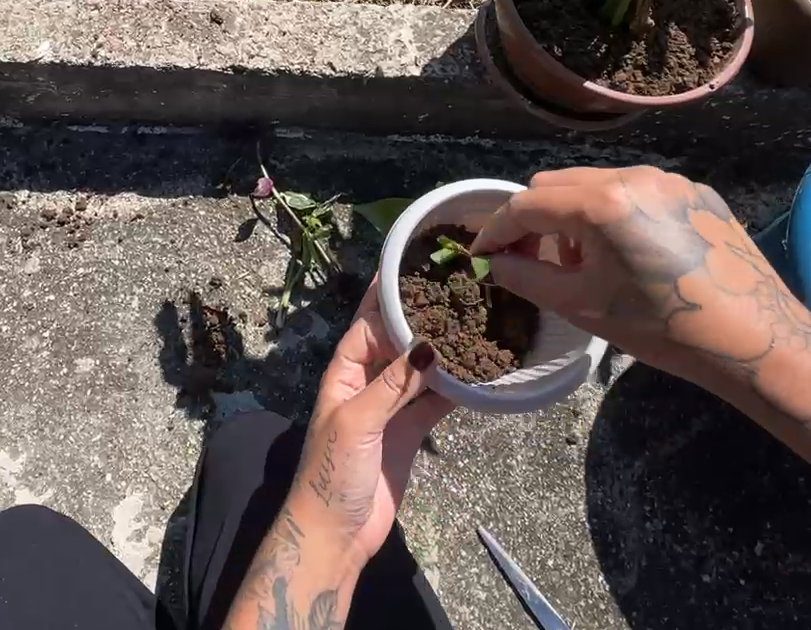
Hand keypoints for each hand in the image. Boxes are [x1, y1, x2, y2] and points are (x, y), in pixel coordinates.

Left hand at [285, 279, 454, 568]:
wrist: (337, 534)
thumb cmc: (333, 471)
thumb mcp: (358, 421)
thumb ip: (392, 384)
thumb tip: (427, 345)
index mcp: (343, 372)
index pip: (367, 326)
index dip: (388, 302)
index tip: (414, 274)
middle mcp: (366, 383)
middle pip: (394, 343)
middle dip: (417, 321)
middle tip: (451, 294)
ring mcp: (389, 408)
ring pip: (417, 371)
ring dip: (439, 354)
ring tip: (470, 325)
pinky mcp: (409, 433)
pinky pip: (433, 403)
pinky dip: (452, 391)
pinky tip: (476, 375)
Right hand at [470, 166, 810, 391]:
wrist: (760, 342)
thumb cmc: (663, 328)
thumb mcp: (581, 305)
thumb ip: (524, 275)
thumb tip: (490, 263)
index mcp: (600, 203)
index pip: (526, 205)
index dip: (496, 231)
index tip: (482, 255)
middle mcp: (631, 175)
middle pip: (554, 184)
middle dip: (533, 219)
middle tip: (530, 258)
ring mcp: (666, 178)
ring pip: (591, 181)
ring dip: (570, 214)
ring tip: (583, 259)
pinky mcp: (693, 189)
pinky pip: (632, 189)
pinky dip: (611, 212)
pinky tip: (627, 252)